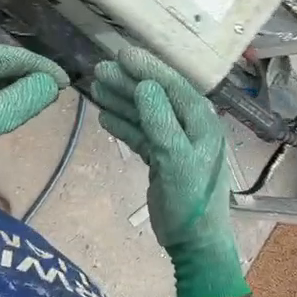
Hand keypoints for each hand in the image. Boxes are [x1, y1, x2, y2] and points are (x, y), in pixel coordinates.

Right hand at [91, 48, 247, 296]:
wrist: (194, 243)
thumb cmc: (191, 200)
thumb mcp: (176, 159)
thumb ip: (160, 121)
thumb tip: (144, 86)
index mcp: (201, 123)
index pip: (172, 86)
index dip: (148, 68)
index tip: (122, 54)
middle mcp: (189, 128)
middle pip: (156, 96)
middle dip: (129, 82)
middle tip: (99, 68)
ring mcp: (175, 143)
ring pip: (145, 114)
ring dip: (122, 100)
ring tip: (95, 85)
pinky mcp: (162, 160)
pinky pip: (140, 134)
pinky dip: (123, 124)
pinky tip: (104, 115)